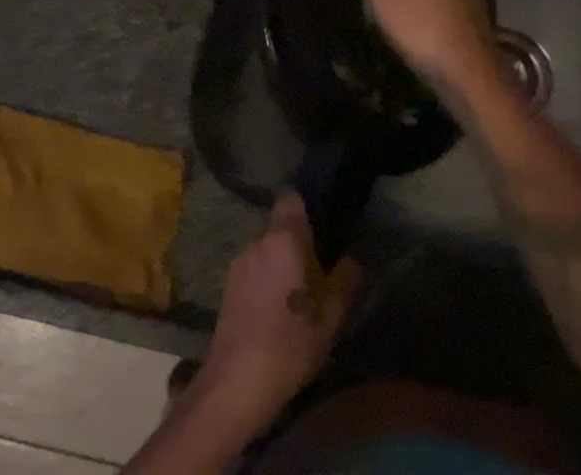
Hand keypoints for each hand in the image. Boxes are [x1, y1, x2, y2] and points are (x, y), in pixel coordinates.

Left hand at [197, 192, 360, 429]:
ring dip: (285, 258)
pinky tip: (282, 302)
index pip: (291, 198)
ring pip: (268, 247)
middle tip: (325, 260)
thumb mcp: (330, 318)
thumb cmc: (289, 345)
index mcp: (282, 241)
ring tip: (305, 286)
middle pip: (281, 224)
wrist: (235, 383)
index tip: (328, 214)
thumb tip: (352, 258)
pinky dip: (270, 274)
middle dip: (301, 237)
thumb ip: (345, 280)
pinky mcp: (228, 285)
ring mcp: (238, 264)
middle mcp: (256, 243)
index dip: (309, 201)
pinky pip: (256, 266)